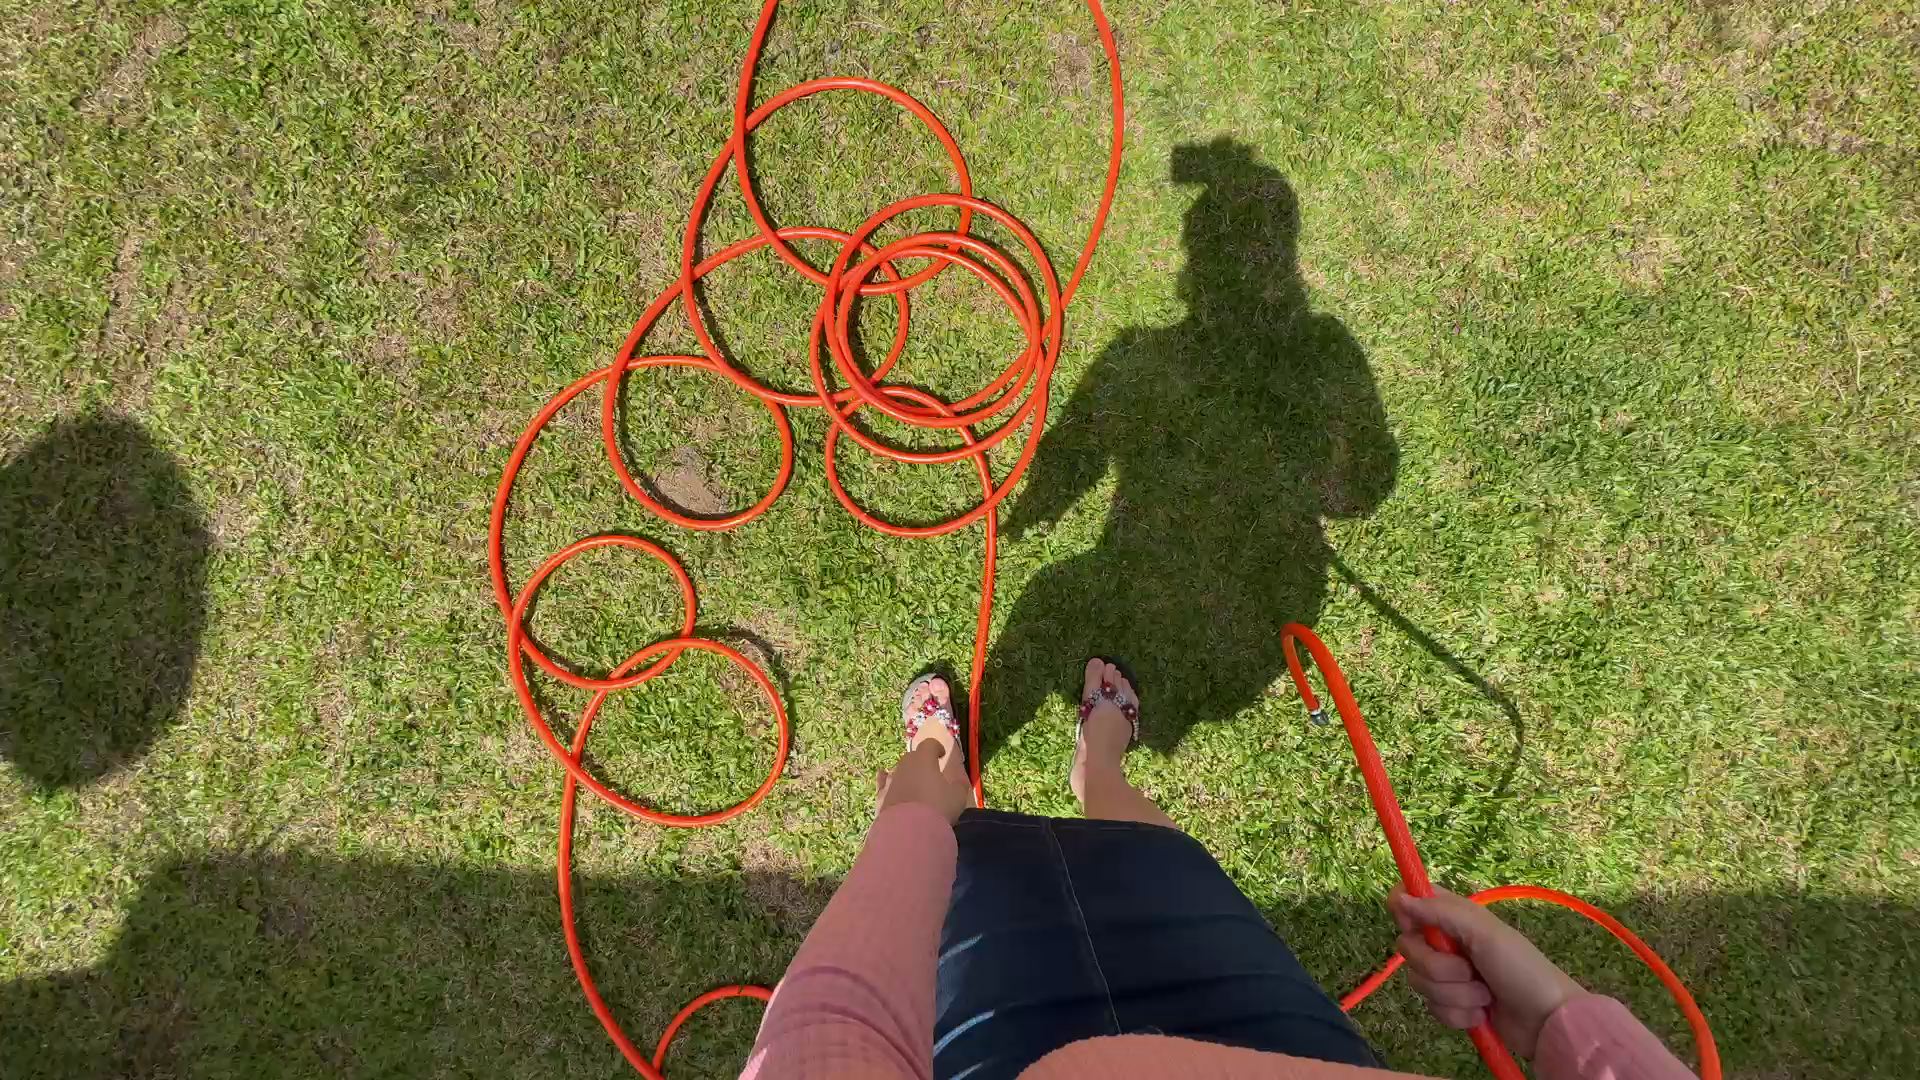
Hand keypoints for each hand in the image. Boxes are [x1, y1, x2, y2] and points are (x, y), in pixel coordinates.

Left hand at [875, 741, 971, 823]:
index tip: (941, 755)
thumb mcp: (957, 797)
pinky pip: (883, 782)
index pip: (929, 744)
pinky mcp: (881, 795)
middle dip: (921, 762)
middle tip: (930, 774)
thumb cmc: (937, 808)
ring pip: (899, 770)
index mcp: (924, 759)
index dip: (936, 747)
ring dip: (907, 774)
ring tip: (915, 786)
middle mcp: (905, 765)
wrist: (909, 831)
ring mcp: (891, 779)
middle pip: (913, 757)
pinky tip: (883, 778)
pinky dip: (886, 780)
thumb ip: (958, 786)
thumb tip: (957, 783)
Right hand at [1387, 886, 1589, 1057]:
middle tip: (1469, 971)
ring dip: (1454, 994)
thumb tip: (1398, 899)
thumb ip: (1439, 911)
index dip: (1402, 911)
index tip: (1414, 928)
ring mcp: (1447, 975)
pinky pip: (1433, 1008)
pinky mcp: (1452, 1004)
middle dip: (1438, 967)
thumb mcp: (1484, 932)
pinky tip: (1481, 1015)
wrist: (1551, 1024)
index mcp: (1449, 916)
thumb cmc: (1521, 969)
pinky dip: (1458, 1014)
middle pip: (1407, 947)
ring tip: (1484, 997)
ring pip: (1419, 980)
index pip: (1405, 900)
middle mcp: (1443, 942)